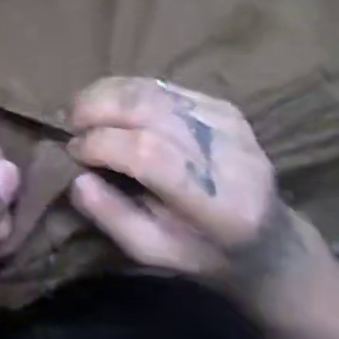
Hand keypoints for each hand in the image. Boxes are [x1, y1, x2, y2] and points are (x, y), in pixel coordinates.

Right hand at [67, 76, 326, 310]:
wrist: (269, 241)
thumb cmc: (201, 252)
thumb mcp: (151, 252)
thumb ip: (110, 216)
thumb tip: (76, 176)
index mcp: (218, 203)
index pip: (149, 154)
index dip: (100, 145)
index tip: (73, 152)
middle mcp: (229, 154)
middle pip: (147, 110)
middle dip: (94, 110)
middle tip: (69, 125)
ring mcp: (227, 124)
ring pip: (149, 91)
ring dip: (102, 95)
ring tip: (81, 114)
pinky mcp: (221, 106)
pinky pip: (157, 86)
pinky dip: (121, 91)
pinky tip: (107, 108)